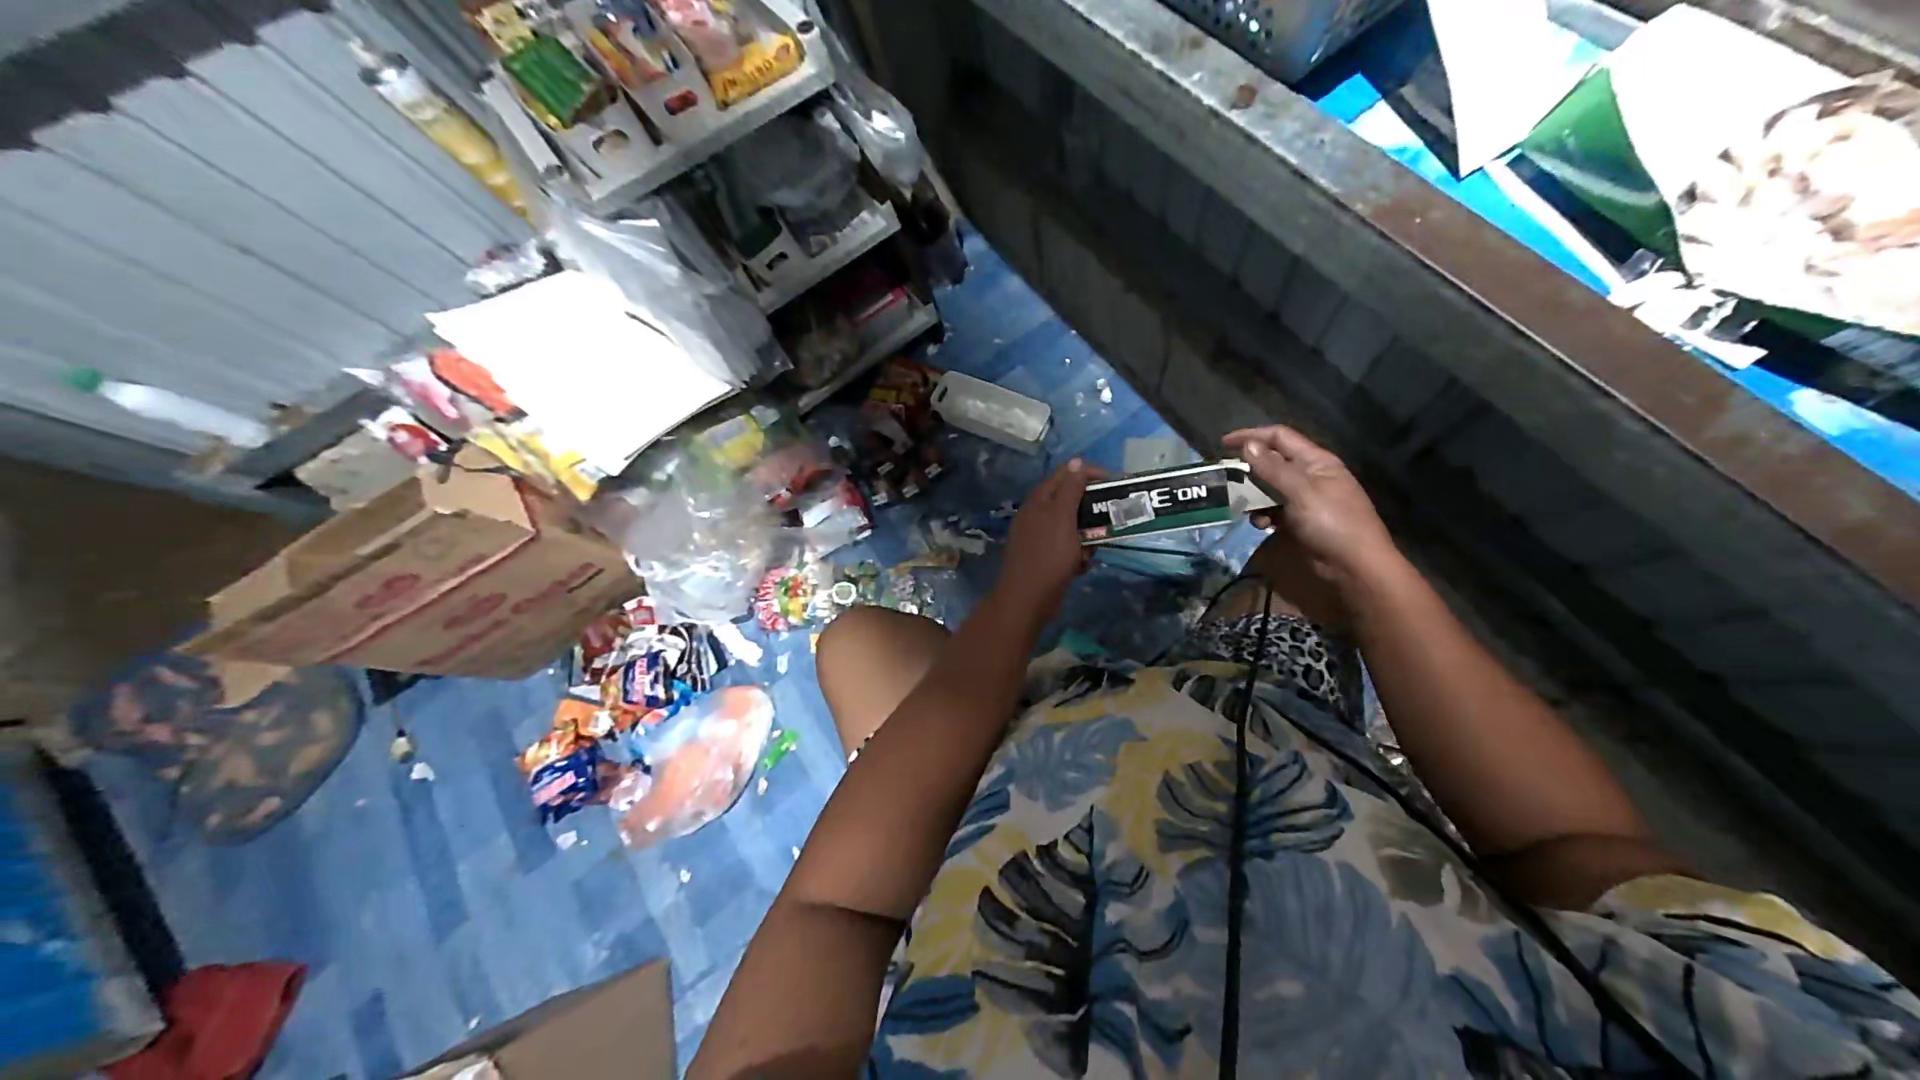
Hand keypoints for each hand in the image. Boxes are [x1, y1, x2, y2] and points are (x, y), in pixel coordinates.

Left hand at [994, 458, 1099, 619]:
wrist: (1027, 599)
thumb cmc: (1048, 555)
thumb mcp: (1062, 517)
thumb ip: (1070, 488)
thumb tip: (1077, 460)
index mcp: (1039, 500)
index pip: (1066, 474)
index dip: (1090, 474)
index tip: (1115, 483)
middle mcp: (1037, 514)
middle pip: (1071, 501)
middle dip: (1092, 511)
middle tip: (1111, 519)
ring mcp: (1040, 536)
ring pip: (1073, 526)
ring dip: (1088, 536)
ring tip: (1093, 549)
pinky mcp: (1046, 557)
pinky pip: (1069, 547)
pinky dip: (1078, 554)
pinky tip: (1081, 566)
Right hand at [1223, 425, 1398, 586]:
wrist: (1355, 565)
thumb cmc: (1332, 522)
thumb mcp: (1300, 491)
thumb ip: (1272, 468)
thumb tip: (1248, 445)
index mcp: (1316, 461)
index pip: (1279, 437)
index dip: (1252, 436)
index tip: (1223, 444)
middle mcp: (1309, 475)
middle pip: (1272, 462)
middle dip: (1249, 468)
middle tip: (1226, 478)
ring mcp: (1304, 499)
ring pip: (1269, 488)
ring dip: (1253, 495)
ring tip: (1242, 505)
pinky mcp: (1298, 520)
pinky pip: (1273, 509)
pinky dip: (1262, 514)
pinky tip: (1261, 525)